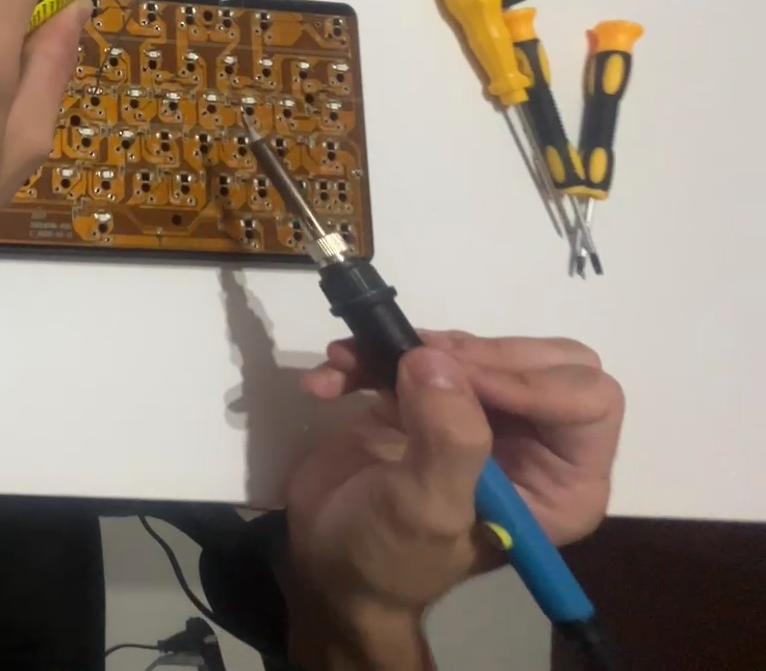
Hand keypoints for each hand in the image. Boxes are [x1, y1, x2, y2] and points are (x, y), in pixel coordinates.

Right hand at [281, 333, 622, 664]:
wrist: (327, 560)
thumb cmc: (391, 553)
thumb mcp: (426, 508)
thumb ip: (447, 439)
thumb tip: (435, 361)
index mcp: (557, 478)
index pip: (584, 400)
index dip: (522, 379)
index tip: (449, 377)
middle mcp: (524, 442)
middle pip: (534, 361)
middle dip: (466, 352)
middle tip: (409, 362)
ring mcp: (464, 418)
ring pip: (463, 349)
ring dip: (395, 347)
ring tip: (345, 363)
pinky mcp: (409, 403)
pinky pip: (398, 356)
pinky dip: (357, 358)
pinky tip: (324, 382)